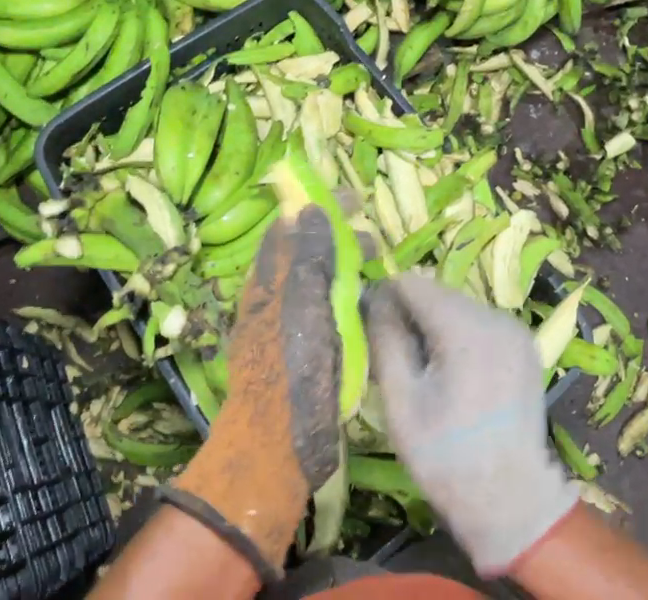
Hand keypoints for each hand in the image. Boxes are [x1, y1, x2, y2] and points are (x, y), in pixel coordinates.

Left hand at [161, 202, 341, 579]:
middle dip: (340, 240)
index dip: (318, 208)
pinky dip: (348, 304)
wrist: (278, 446)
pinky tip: (371, 314)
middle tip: (375, 240)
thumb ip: (309, 255)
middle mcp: (274, 301)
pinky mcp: (304, 358)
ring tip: (380, 275)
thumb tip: (310, 208)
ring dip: (347, 272)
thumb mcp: (303, 303)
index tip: (355, 201)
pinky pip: (327, 318)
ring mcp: (288, 330)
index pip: (289, 228)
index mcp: (267, 282)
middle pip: (307, 256)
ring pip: (319, 287)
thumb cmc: (291, 369)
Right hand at [366, 274, 578, 574]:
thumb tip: (372, 297)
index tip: (370, 324)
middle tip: (395, 355)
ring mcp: (516, 331)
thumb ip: (385, 339)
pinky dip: (462, 337)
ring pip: (460, 308)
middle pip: (439, 294)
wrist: (511, 498)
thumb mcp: (400, 400)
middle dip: (412, 314)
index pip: (413, 284)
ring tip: (425, 370)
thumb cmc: (445, 455)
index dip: (386, 297)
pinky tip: (455, 374)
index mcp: (466, 329)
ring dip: (437, 325)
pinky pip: (482, 325)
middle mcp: (497, 318)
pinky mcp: (526, 347)